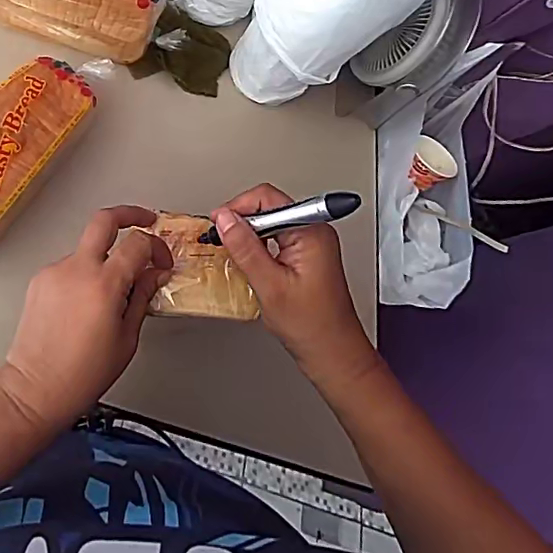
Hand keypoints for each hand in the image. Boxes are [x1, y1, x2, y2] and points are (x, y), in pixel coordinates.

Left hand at [0, 206, 172, 431]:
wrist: (33, 390)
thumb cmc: (80, 375)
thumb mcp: (126, 339)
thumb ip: (142, 297)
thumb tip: (154, 274)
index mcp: (104, 285)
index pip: (138, 243)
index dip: (156, 247)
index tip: (161, 260)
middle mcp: (77, 270)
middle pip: (105, 219)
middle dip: (130, 214)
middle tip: (145, 220)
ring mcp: (56, 271)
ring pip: (87, 246)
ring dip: (105, 257)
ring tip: (111, 291)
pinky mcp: (41, 279)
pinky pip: (71, 265)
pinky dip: (84, 274)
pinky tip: (87, 302)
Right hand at [212, 184, 380, 389]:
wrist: (333, 355)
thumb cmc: (313, 326)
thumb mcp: (269, 285)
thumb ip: (245, 248)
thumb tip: (225, 219)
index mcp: (311, 231)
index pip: (268, 198)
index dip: (238, 207)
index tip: (219, 222)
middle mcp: (314, 231)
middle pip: (269, 206)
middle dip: (242, 219)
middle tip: (222, 236)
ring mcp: (311, 242)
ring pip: (271, 221)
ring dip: (248, 233)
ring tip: (233, 249)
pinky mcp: (306, 254)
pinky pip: (276, 236)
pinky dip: (258, 244)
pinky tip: (248, 260)